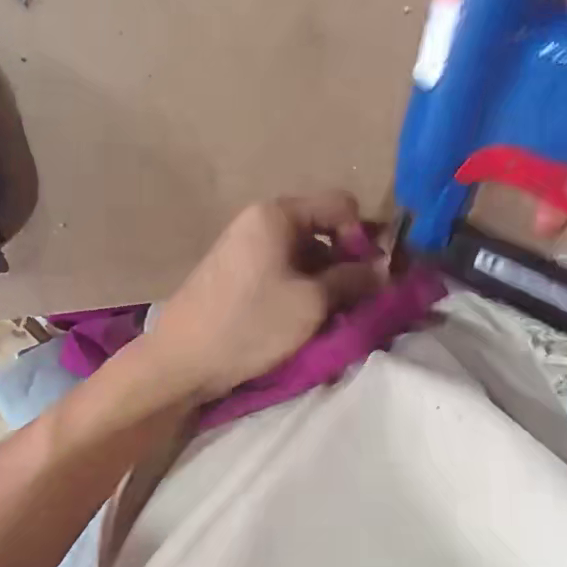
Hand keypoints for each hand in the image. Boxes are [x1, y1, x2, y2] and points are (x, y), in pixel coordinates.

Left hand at [137, 191, 386, 401]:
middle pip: (320, 230)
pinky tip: (303, 321)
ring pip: (301, 256)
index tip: (372, 275)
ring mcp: (242, 249)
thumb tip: (383, 268)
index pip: (340, 205)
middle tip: (359, 301)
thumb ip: (352, 279)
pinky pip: (279, 273)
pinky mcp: (234, 276)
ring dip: (323, 282)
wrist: (182, 361)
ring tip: (331, 317)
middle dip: (345, 263)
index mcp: (276, 214)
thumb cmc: (250, 324)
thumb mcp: (311, 302)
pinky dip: (298, 291)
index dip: (364, 236)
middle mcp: (257, 222)